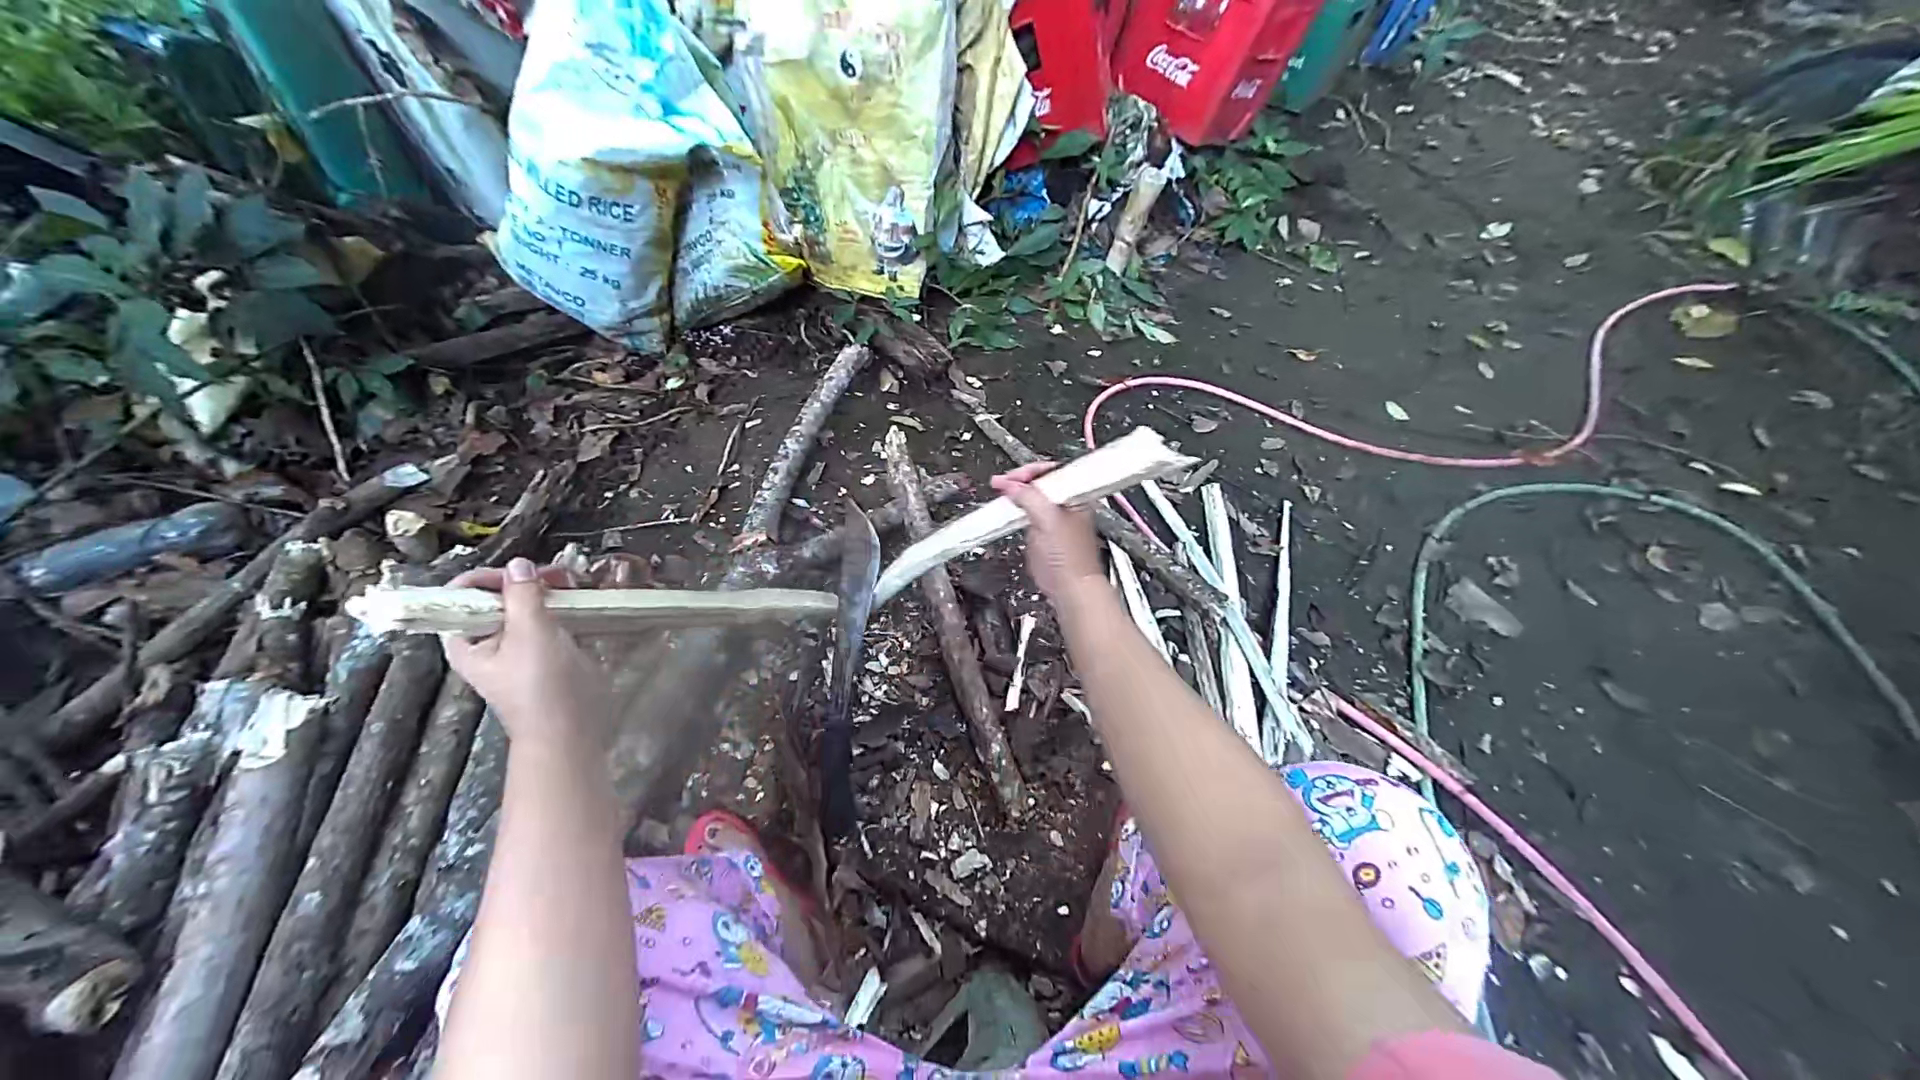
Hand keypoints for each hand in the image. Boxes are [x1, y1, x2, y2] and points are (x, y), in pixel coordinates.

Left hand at [442, 557, 610, 752]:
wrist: (572, 729)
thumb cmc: (541, 686)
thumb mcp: (530, 635)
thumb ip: (523, 596)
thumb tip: (519, 563)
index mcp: (467, 641)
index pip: (463, 595)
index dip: (490, 578)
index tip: (523, 574)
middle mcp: (490, 640)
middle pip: (499, 596)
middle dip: (527, 581)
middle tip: (557, 577)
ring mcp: (522, 645)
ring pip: (528, 604)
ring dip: (549, 590)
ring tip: (573, 584)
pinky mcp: (549, 650)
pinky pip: (551, 617)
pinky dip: (564, 605)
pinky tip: (581, 598)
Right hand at [991, 463, 1104, 602]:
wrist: (1069, 586)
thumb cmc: (1071, 557)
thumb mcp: (1049, 520)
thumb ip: (1030, 498)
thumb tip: (1012, 485)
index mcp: (1076, 495)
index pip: (1053, 472)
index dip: (1032, 472)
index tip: (1014, 477)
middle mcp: (1066, 503)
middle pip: (1041, 482)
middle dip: (1020, 480)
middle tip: (1002, 482)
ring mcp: (1054, 516)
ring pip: (1032, 496)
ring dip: (1016, 492)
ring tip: (1000, 488)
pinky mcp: (1042, 530)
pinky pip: (1027, 512)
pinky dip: (1015, 507)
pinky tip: (1006, 505)